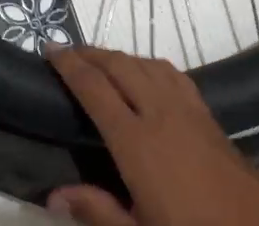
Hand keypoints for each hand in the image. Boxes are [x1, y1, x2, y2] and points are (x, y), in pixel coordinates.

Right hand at [46, 47, 258, 225]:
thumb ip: (97, 210)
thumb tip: (54, 194)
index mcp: (137, 142)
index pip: (95, 90)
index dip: (70, 66)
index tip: (50, 49)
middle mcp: (161, 113)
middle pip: (121, 66)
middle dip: (92, 54)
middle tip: (68, 52)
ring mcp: (188, 110)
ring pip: (148, 65)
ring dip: (121, 57)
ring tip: (101, 62)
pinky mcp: (208, 115)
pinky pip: (173, 75)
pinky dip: (149, 66)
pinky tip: (147, 76)